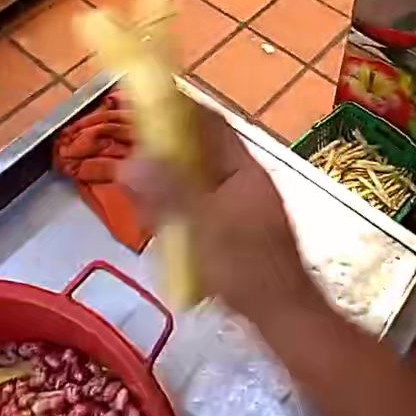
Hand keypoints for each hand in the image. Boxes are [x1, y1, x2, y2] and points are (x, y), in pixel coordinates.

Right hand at [123, 105, 323, 325]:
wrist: (284, 313)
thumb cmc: (246, 268)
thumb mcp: (203, 228)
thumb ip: (168, 194)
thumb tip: (131, 161)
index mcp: (243, 171)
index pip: (210, 124)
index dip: (179, 109)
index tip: (145, 102)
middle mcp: (246, 181)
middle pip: (203, 152)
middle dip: (168, 151)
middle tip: (135, 160)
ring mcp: (245, 206)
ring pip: (202, 180)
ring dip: (172, 182)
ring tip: (146, 198)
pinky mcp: (240, 229)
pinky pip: (206, 206)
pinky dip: (183, 208)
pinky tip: (167, 226)